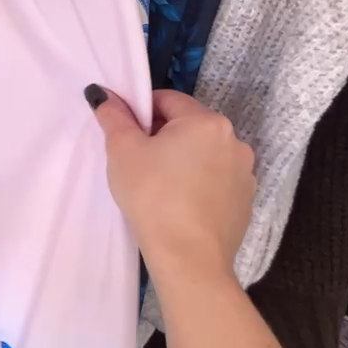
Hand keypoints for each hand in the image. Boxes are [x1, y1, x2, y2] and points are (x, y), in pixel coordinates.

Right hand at [89, 85, 254, 290]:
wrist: (187, 254)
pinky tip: (176, 199)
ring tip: (155, 181)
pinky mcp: (245, 200)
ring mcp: (245, 173)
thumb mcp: (122, 148)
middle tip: (134, 157)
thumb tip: (103, 94)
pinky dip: (194, 179)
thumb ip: (113, 115)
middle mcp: (234, 141)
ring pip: (201, 151)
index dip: (139, 111)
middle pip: (186, 124)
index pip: (166, 99)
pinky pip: (213, 176)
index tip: (124, 134)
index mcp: (207, 122)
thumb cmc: (151, 192)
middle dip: (159, 134)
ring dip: (179, 156)